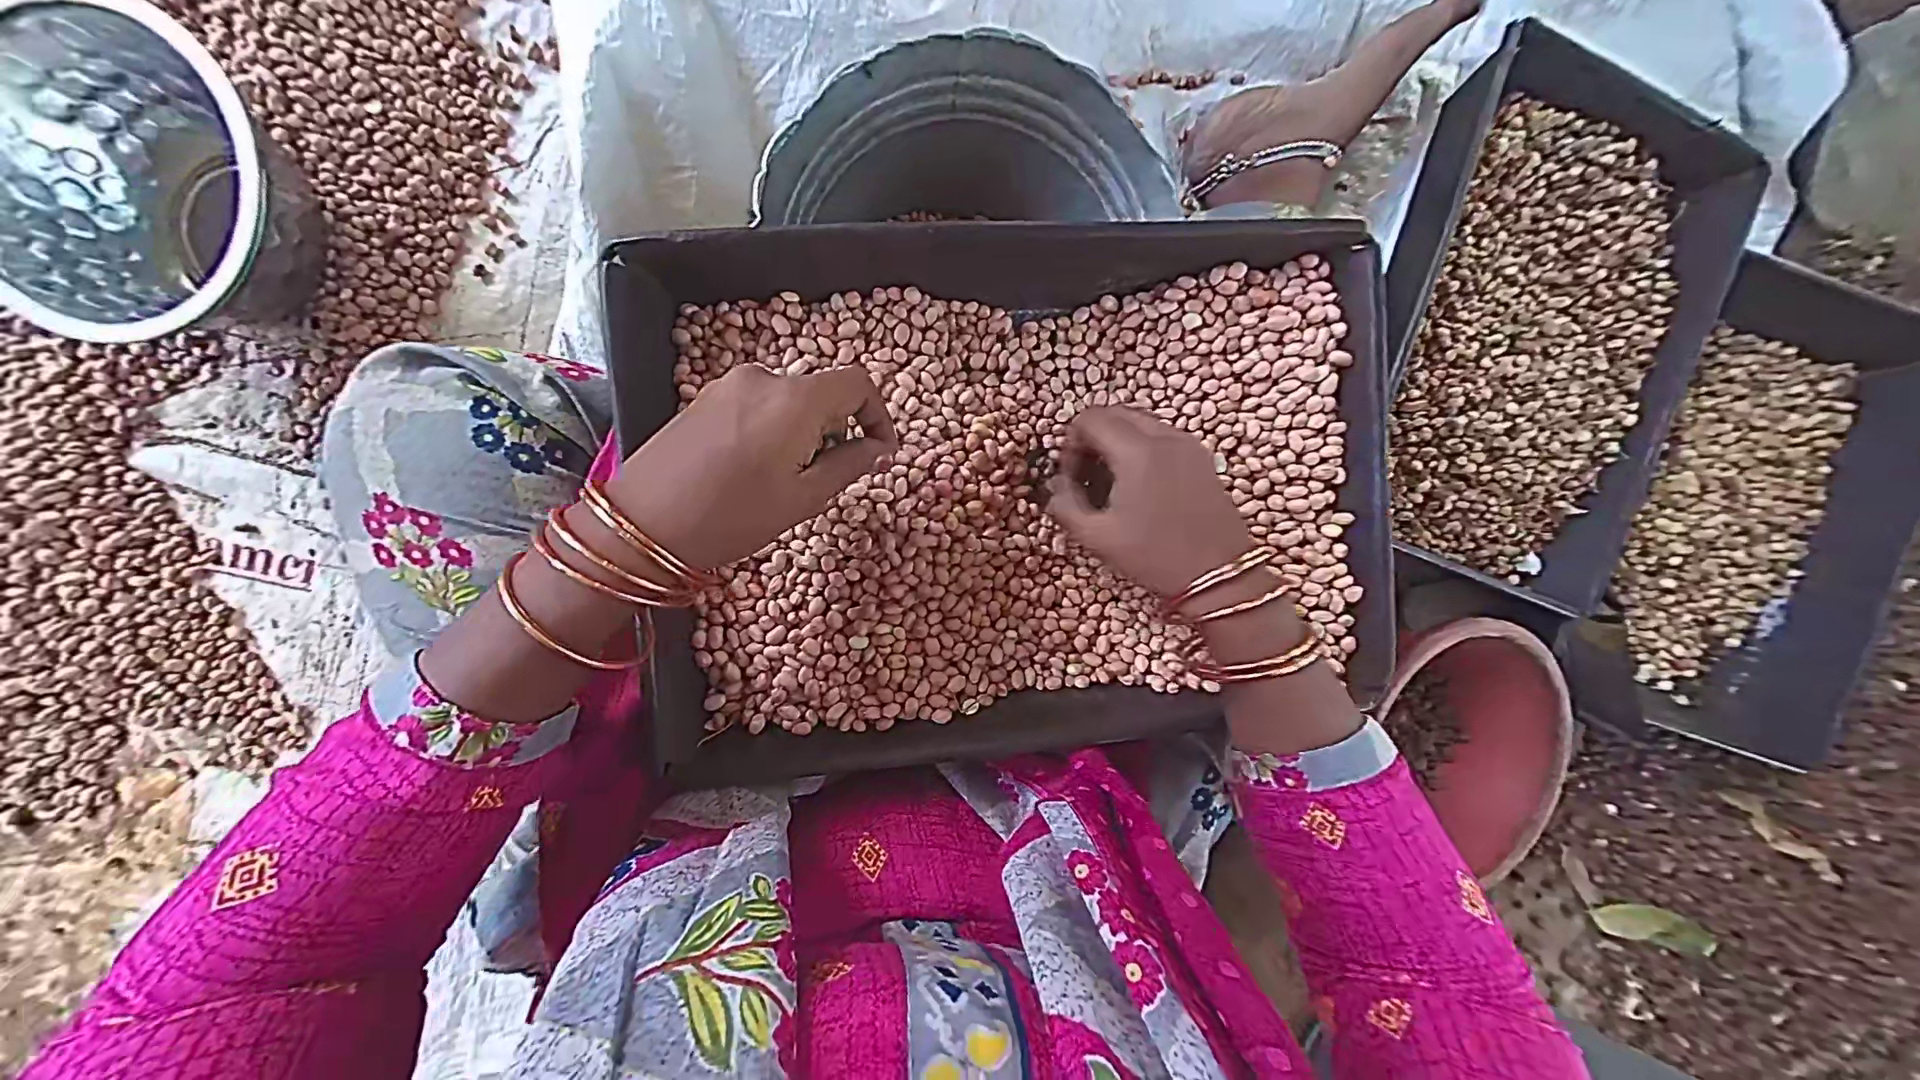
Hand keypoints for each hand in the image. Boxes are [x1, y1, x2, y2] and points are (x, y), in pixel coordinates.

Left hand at [604, 364, 897, 566]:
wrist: (643, 522)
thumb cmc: (731, 516)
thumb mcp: (804, 497)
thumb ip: (851, 464)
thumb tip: (880, 448)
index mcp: (795, 400)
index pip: (858, 383)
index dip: (878, 415)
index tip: (880, 451)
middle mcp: (764, 379)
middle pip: (823, 391)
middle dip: (840, 429)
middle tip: (833, 475)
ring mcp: (731, 384)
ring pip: (792, 399)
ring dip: (807, 430)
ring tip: (789, 477)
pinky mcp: (707, 396)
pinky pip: (761, 403)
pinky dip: (777, 427)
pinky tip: (759, 467)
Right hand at [1043, 408, 1253, 595]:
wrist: (1220, 575)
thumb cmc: (1155, 557)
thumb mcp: (1098, 538)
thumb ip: (1065, 506)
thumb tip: (1053, 486)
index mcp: (1137, 451)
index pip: (1090, 419)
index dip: (1070, 444)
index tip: (1071, 478)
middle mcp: (1165, 437)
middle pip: (1115, 413)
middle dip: (1092, 438)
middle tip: (1086, 476)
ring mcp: (1188, 445)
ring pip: (1139, 422)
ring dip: (1116, 441)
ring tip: (1111, 482)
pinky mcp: (1202, 459)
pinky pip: (1161, 436)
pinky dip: (1140, 448)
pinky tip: (1138, 486)